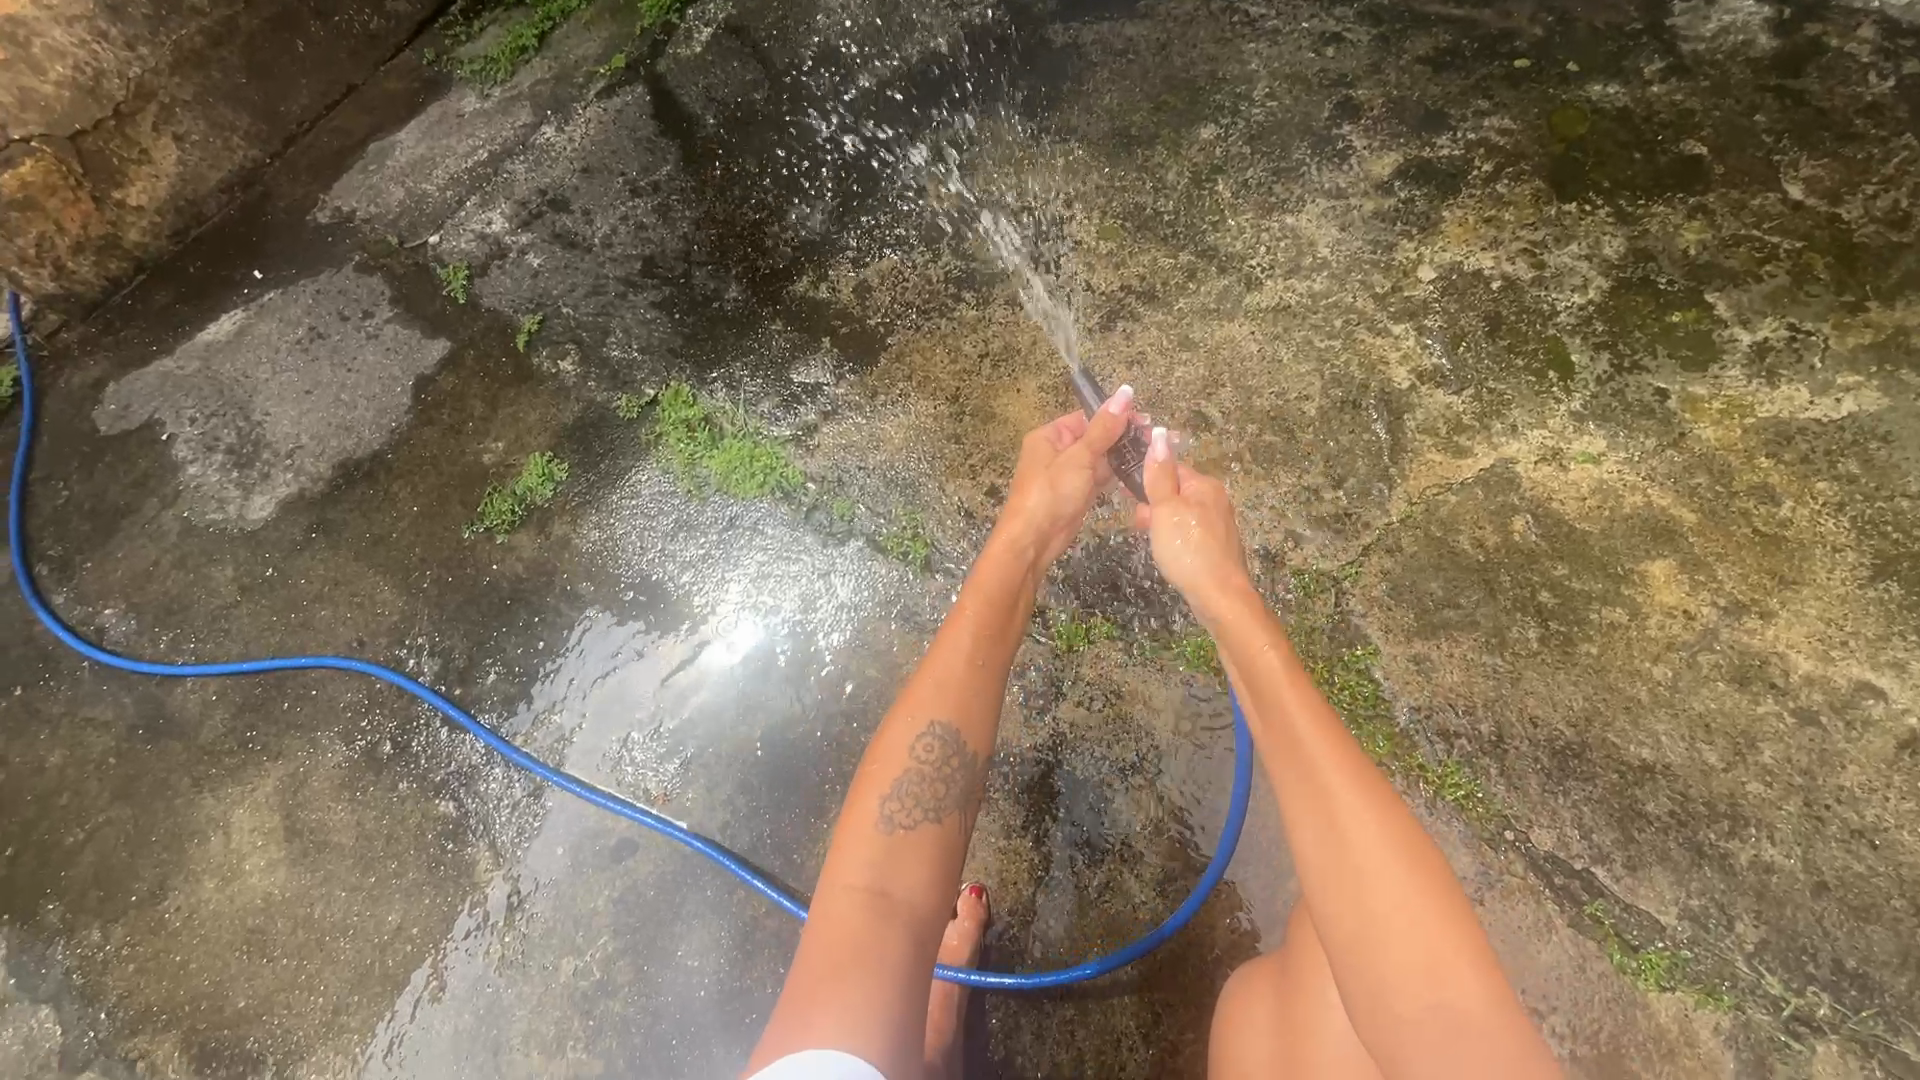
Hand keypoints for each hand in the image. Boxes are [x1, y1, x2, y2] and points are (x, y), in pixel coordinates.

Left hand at [996, 386, 1137, 568]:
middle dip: (1124, 437)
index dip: (1115, 416)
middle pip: (1096, 438)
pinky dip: (1117, 475)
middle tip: (1155, 437)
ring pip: (1100, 459)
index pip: (1086, 418)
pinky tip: (1140, 471)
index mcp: (1050, 436)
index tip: (1144, 419)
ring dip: (1124, 457)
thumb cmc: (1050, 495)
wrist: (1033, 541)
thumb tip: (1124, 394)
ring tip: (1154, 452)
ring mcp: (1068, 475)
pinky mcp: (1077, 494)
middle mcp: (1058, 452)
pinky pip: (1100, 478)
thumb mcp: (1079, 458)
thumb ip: (1103, 428)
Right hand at [1132, 427, 1255, 624]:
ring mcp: (1217, 523)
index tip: (1124, 493)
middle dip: (1152, 504)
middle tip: (1141, 524)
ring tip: (1153, 542)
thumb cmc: (1188, 549)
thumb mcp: (1165, 509)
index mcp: (1204, 485)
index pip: (1170, 467)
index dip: (1145, 478)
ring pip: (1179, 513)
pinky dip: (1173, 537)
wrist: (1219, 596)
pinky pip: (1187, 531)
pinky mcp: (1216, 544)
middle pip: (1174, 490)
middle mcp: (1215, 499)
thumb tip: (1158, 435)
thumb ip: (1159, 474)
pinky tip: (1168, 553)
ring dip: (1160, 523)